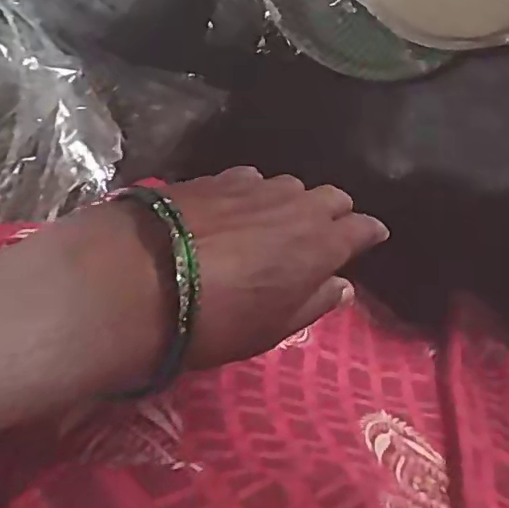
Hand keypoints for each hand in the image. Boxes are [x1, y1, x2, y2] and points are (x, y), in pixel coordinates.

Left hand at [64, 167, 387, 375]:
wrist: (136, 280)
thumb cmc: (215, 319)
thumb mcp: (272, 329)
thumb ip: (314, 303)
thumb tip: (343, 286)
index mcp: (321, 243)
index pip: (363, 227)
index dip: (370, 232)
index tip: (372, 237)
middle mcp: (299, 206)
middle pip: (334, 197)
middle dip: (337, 212)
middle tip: (326, 233)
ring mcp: (259, 187)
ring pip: (293, 186)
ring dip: (295, 202)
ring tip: (279, 221)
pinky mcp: (219, 178)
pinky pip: (253, 179)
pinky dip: (257, 193)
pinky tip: (239, 208)